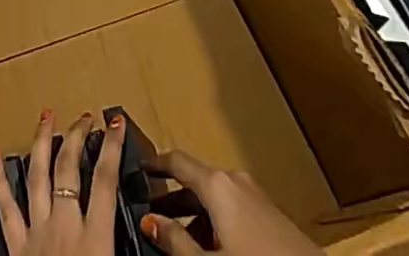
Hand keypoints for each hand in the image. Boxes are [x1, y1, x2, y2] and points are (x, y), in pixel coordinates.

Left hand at [0, 109, 126, 255]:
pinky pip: (5, 208)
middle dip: (77, 136)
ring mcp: (37, 234)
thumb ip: (130, 249)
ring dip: (41, 142)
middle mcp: (64, 227)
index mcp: (95, 239)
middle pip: (69, 169)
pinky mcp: (16, 248)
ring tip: (46, 115)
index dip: (111, 147)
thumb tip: (150, 233)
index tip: (115, 122)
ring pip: (37, 176)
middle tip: (84, 115)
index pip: (105, 180)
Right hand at [140, 149, 317, 255]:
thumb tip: (148, 220)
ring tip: (179, 243)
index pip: (177, 161)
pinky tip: (212, 251)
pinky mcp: (271, 217)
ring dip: (194, 217)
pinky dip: (216, 225)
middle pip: (195, 182)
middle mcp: (235, 181)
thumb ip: (175, 240)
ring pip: (214, 200)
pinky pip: (233, 211)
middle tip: (150, 217)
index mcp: (217, 184)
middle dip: (172, 201)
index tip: (136, 170)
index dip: (155, 165)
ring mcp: (256, 198)